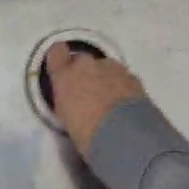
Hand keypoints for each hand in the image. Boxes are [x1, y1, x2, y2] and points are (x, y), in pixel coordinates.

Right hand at [44, 42, 146, 156]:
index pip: (56, 53)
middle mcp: (85, 64)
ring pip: (104, 67)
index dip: (60, 60)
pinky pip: (123, 77)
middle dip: (85, 73)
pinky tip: (125, 106)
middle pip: (82, 60)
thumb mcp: (66, 117)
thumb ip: (67, 98)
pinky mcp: (132, 75)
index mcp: (64, 75)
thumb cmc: (87, 133)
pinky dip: (123, 86)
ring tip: (110, 103)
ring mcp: (111, 67)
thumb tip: (73, 99)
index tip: (64, 71)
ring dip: (105, 79)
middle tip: (89, 95)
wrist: (125, 135)